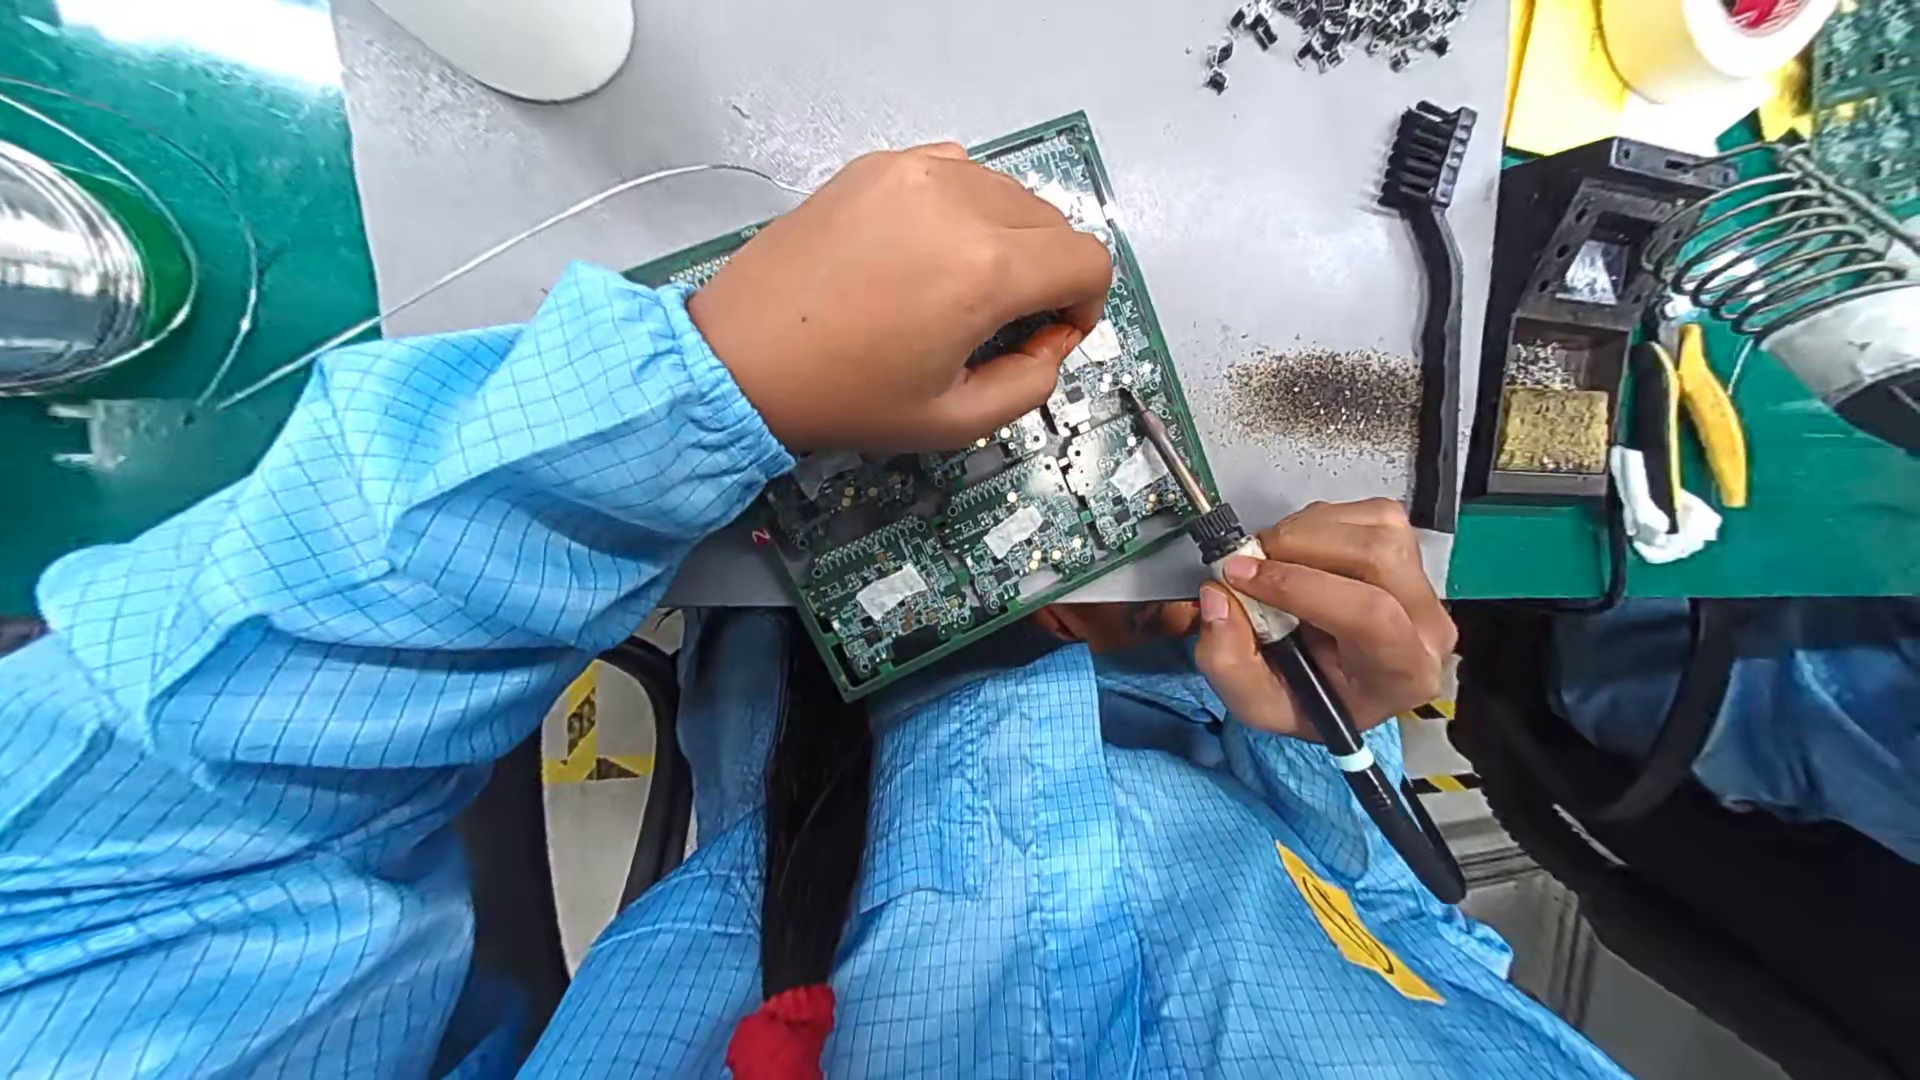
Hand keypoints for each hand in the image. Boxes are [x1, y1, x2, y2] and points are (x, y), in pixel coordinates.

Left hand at [687, 142, 1112, 451]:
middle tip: (1001, 327)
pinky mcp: (877, 166)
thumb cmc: (844, 397)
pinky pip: (958, 175)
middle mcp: (955, 201)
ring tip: (962, 294)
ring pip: (1010, 194)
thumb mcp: (956, 422)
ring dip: (1011, 244)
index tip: (1047, 338)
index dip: (1084, 307)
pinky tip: (932, 257)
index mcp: (982, 270)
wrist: (745, 361)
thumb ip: (1031, 385)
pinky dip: (967, 215)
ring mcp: (912, 172)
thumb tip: (1049, 345)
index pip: (1087, 261)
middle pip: (1054, 223)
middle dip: (1048, 278)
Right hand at [1194, 498, 1454, 737]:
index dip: (1297, 585)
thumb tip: (1219, 595)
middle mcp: (1426, 624)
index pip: (1370, 614)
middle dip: (1294, 547)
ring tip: (1270, 558)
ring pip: (1374, 526)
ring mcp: (1422, 582)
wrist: (1329, 682)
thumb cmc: (1301, 696)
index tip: (1239, 576)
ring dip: (1303, 531)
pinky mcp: (1407, 548)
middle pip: (1374, 555)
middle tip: (1247, 562)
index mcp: (1400, 672)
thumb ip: (1226, 659)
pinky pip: (1370, 512)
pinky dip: (1318, 520)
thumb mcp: (1253, 702)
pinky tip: (1297, 549)